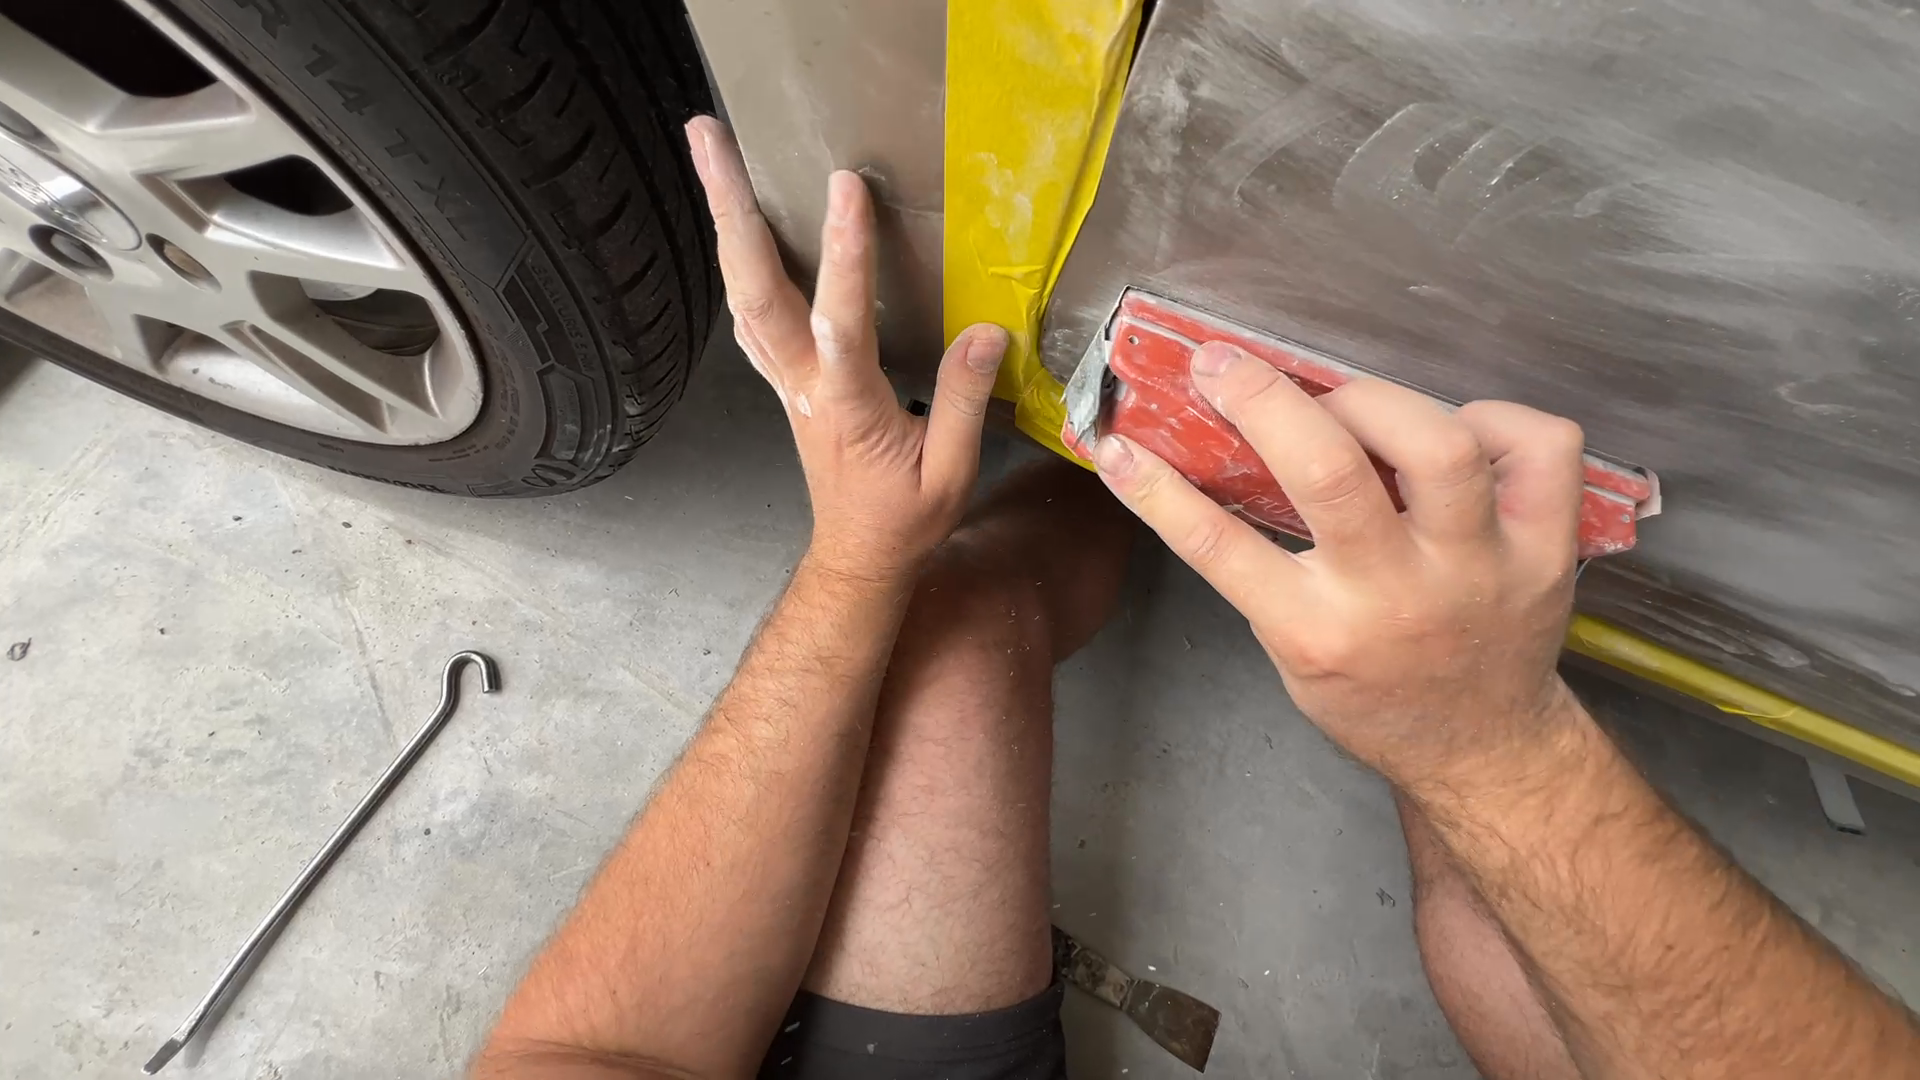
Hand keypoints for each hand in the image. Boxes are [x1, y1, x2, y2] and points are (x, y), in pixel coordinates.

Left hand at [687, 117, 1007, 582]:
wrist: (856, 553)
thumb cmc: (903, 520)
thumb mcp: (950, 472)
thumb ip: (964, 401)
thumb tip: (987, 332)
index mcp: (847, 406)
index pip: (842, 324)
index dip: (846, 256)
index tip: (849, 189)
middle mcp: (803, 386)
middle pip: (756, 292)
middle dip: (732, 211)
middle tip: (710, 138)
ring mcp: (786, 384)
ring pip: (745, 298)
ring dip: (726, 228)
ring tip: (713, 161)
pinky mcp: (787, 386)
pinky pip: (753, 319)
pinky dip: (740, 269)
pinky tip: (739, 236)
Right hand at [1093, 341, 1586, 792]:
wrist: (1477, 745)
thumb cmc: (1361, 695)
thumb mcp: (1286, 647)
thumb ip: (1259, 567)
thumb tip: (1227, 464)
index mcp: (1315, 629)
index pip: (1219, 547)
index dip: (1157, 489)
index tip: (1119, 444)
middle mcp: (1395, 595)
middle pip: (1329, 474)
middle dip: (1263, 399)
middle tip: (1222, 363)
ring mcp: (1480, 568)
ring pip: (1437, 447)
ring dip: (1370, 400)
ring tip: (1339, 401)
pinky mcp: (1545, 549)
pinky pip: (1539, 445)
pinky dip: (1489, 416)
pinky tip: (1453, 427)